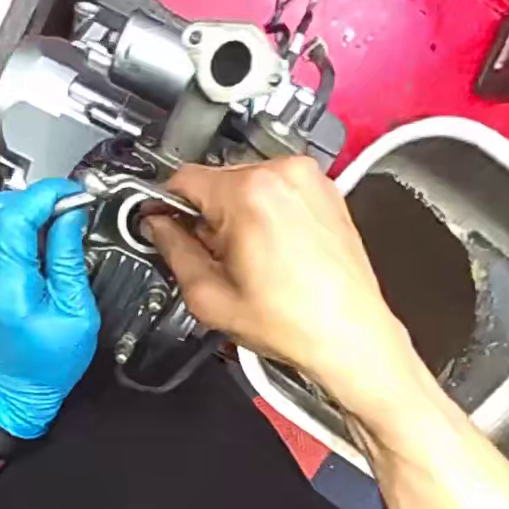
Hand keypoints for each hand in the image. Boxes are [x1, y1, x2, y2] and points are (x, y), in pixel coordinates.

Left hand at [0, 179, 98, 438]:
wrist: (21, 390)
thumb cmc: (51, 362)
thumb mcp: (76, 311)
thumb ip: (68, 259)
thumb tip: (70, 216)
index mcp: (9, 286)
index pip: (15, 218)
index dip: (45, 196)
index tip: (72, 193)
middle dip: (34, 198)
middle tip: (67, 205)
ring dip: (24, 209)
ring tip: (57, 219)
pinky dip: (16, 225)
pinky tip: (41, 237)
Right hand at [142, 157, 419, 408]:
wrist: (350, 335)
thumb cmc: (296, 322)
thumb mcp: (209, 296)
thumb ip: (173, 250)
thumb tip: (159, 226)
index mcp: (248, 193)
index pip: (182, 178)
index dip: (166, 205)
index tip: (164, 224)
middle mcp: (282, 174)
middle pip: (214, 180)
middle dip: (205, 215)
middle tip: (213, 257)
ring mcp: (308, 179)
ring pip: (245, 184)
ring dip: (235, 214)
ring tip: (248, 259)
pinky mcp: (324, 190)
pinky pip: (274, 190)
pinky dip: (264, 213)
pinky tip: (270, 251)